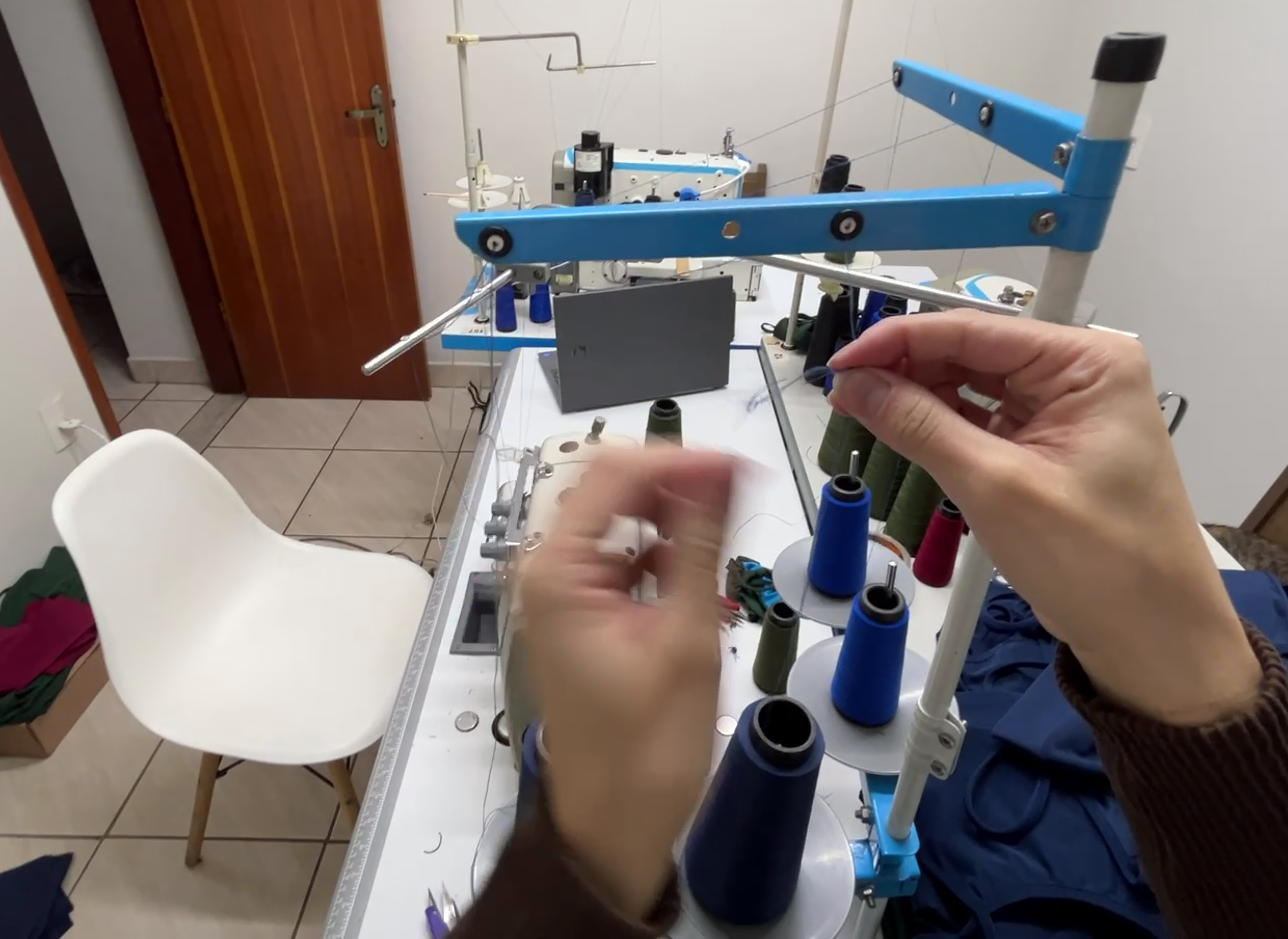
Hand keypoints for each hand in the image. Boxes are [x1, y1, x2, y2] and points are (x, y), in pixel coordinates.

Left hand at [518, 448, 737, 917]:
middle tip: (735, 496)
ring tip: (716, 541)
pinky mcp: (580, 607)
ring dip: (668, 518)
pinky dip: (658, 552)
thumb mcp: (686, 637)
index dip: (680, 461)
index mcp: (558, 569)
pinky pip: (620, 553)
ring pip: (618, 517)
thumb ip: (699, 543)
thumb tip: (721, 471)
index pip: (614, 473)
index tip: (739, 468)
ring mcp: (561, 588)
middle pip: (610, 487)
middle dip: (674, 485)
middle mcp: (548, 568)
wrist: (612, 828)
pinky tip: (689, 575)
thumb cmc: (646, 751)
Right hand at [829, 312, 1259, 725]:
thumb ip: (918, 425)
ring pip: (967, 382)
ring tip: (860, 408)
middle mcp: (1076, 373)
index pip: (972, 330)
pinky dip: (934, 421)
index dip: (896, 341)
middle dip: (902, 368)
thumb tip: (854, 384)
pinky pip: (977, 416)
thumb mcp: (995, 485)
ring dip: (913, 394)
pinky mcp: (1044, 442)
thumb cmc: (1099, 565)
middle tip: (843, 391)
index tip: (841, 362)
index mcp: (1087, 364)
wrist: (1152, 643)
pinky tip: (896, 424)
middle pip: (967, 351)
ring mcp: (1060, 408)